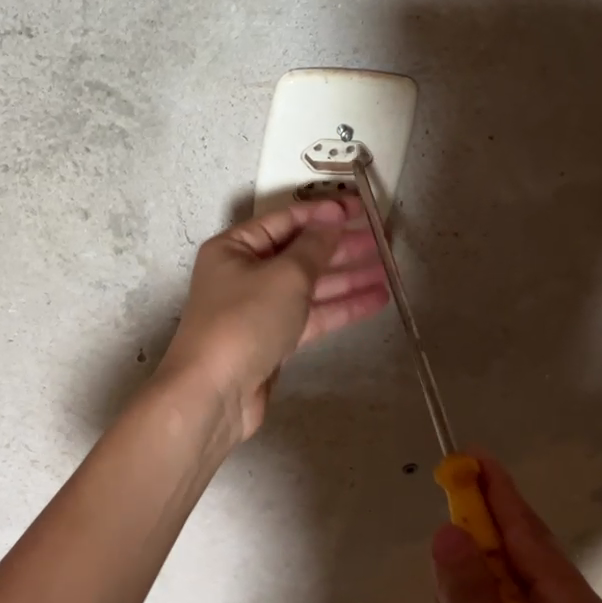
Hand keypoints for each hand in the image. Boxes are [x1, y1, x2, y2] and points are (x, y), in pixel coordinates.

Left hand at [158, 198, 388, 441]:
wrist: (214, 393)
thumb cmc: (244, 321)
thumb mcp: (284, 275)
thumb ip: (314, 247)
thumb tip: (332, 220)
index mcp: (234, 247)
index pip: (285, 220)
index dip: (324, 213)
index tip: (361, 208)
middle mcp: (243, 274)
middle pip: (299, 253)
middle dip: (340, 246)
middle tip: (381, 239)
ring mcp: (258, 309)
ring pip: (309, 286)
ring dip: (346, 277)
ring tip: (388, 269)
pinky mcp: (272, 340)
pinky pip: (311, 315)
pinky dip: (340, 307)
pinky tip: (374, 300)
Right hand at [431, 450, 601, 602]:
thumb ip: (469, 602)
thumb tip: (449, 530)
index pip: (534, 542)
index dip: (498, 495)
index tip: (471, 455)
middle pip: (536, 566)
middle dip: (489, 537)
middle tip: (450, 504)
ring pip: (534, 599)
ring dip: (490, 582)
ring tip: (450, 578)